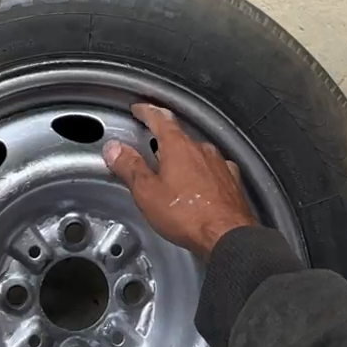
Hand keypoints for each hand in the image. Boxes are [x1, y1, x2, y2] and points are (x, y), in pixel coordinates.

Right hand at [103, 103, 255, 260]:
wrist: (228, 237)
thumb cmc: (188, 216)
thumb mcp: (147, 192)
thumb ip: (130, 167)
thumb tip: (114, 149)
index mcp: (178, 146)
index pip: (159, 118)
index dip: (146, 112)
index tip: (140, 110)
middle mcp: (201, 149)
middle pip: (178, 136)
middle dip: (163, 140)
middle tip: (150, 146)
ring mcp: (219, 164)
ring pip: (197, 153)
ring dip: (183, 158)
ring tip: (172, 172)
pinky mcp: (231, 181)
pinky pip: (213, 169)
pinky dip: (202, 173)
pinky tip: (199, 186)